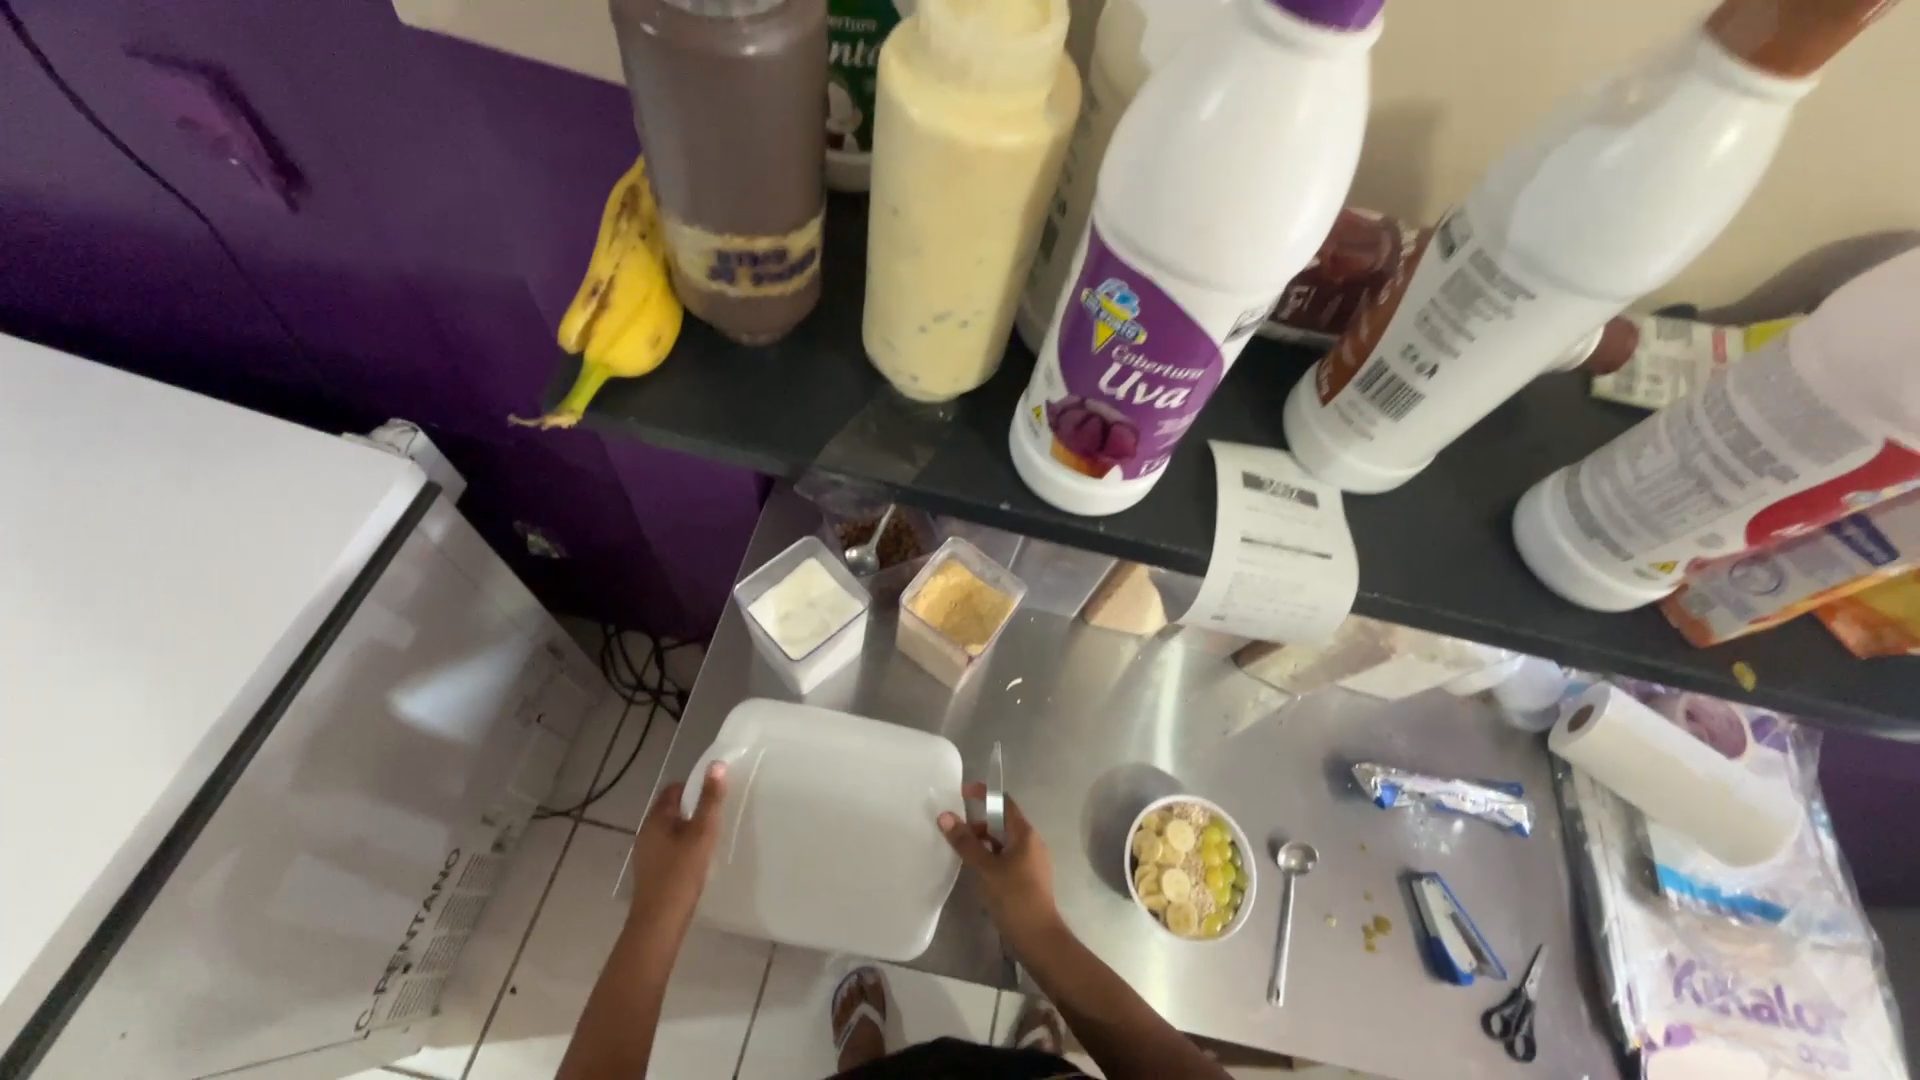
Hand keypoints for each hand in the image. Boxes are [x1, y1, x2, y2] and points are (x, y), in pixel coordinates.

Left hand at [626, 761, 727, 941]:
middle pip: (671, 810)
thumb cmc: (681, 873)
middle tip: (719, 814)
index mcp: (656, 819)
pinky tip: (700, 860)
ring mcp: (647, 854)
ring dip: (690, 830)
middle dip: (694, 809)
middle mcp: (647, 832)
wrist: (659, 923)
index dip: (694, 786)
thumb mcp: (702, 833)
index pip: (673, 789)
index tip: (716, 793)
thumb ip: (711, 799)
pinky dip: (685, 848)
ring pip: (672, 831)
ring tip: (714, 837)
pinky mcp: (652, 872)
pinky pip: (670, 849)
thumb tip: (717, 764)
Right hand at [939, 783, 1060, 946]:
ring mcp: (1032, 862)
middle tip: (956, 827)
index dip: (984, 795)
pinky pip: (1007, 857)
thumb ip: (965, 842)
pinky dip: (991, 856)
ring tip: (961, 848)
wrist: (1038, 937)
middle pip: (1004, 822)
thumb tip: (945, 816)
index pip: (1004, 802)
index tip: (962, 793)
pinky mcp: (1028, 879)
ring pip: (1004, 842)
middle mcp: (1032, 843)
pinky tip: (976, 869)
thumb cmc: (1014, 897)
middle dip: (980, 821)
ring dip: (984, 841)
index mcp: (1025, 834)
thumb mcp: (986, 868)